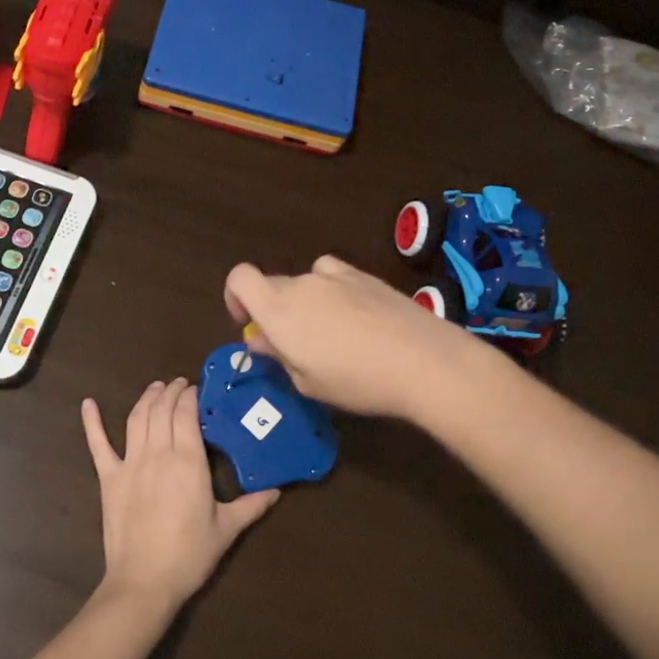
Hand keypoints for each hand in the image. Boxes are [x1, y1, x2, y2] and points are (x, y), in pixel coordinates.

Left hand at [80, 380, 278, 614]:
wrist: (145, 580)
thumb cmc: (190, 555)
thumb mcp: (227, 529)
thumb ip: (252, 505)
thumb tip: (277, 490)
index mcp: (188, 461)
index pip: (186, 413)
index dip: (190, 396)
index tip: (197, 388)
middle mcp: (158, 453)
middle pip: (162, 410)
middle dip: (170, 392)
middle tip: (179, 384)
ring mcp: (129, 463)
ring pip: (136, 419)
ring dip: (146, 398)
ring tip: (155, 388)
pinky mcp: (108, 478)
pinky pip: (98, 444)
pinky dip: (91, 422)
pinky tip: (88, 403)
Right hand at [224, 254, 480, 420]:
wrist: (424, 360)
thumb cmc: (356, 381)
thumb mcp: (307, 382)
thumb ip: (279, 356)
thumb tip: (263, 340)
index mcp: (278, 309)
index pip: (239, 278)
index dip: (235, 297)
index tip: (248, 323)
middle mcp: (301, 284)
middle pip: (273, 284)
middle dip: (274, 310)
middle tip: (294, 345)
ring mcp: (336, 276)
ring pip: (306, 282)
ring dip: (306, 302)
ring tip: (330, 333)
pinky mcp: (367, 276)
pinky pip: (336, 277)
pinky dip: (335, 291)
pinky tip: (356, 318)